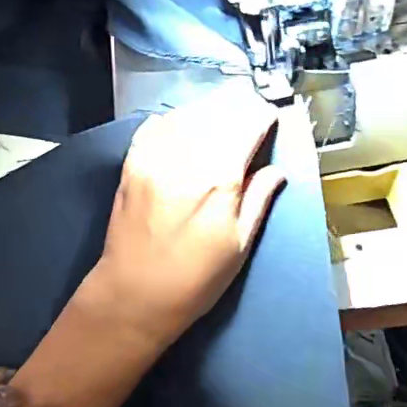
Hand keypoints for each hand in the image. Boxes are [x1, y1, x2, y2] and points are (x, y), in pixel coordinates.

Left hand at [81, 86, 287, 354]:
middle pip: (216, 116)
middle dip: (237, 110)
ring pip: (185, 116)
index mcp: (218, 181)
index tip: (271, 117)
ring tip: (221, 116)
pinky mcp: (131, 166)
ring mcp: (153, 160)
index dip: (262, 117)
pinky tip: (183, 125)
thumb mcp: (239, 246)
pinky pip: (153, 127)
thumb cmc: (195, 280)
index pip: (245, 129)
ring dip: (207, 111)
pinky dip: (172, 120)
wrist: (133, 296)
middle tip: (249, 114)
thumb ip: (258, 200)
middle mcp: (185, 161)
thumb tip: (276, 171)